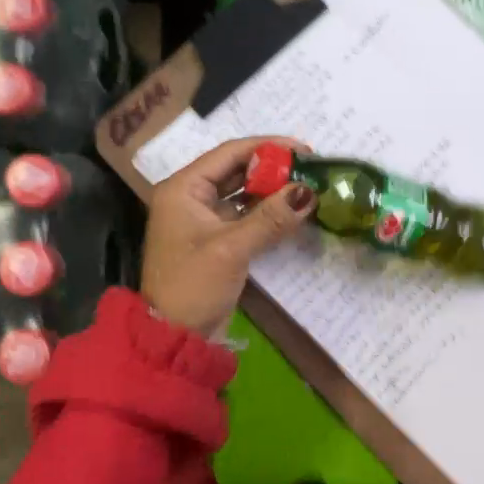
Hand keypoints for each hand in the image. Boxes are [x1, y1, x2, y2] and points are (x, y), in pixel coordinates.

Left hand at [139, 137, 316, 336]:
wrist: (172, 336)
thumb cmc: (193, 285)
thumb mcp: (232, 249)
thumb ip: (270, 218)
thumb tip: (308, 192)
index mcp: (183, 188)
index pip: (229, 153)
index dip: (267, 147)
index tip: (303, 150)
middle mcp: (190, 197)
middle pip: (236, 170)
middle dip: (273, 169)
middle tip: (311, 169)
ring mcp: (202, 220)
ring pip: (242, 193)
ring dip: (272, 191)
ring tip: (308, 187)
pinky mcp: (215, 241)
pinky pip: (244, 216)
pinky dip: (267, 212)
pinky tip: (293, 212)